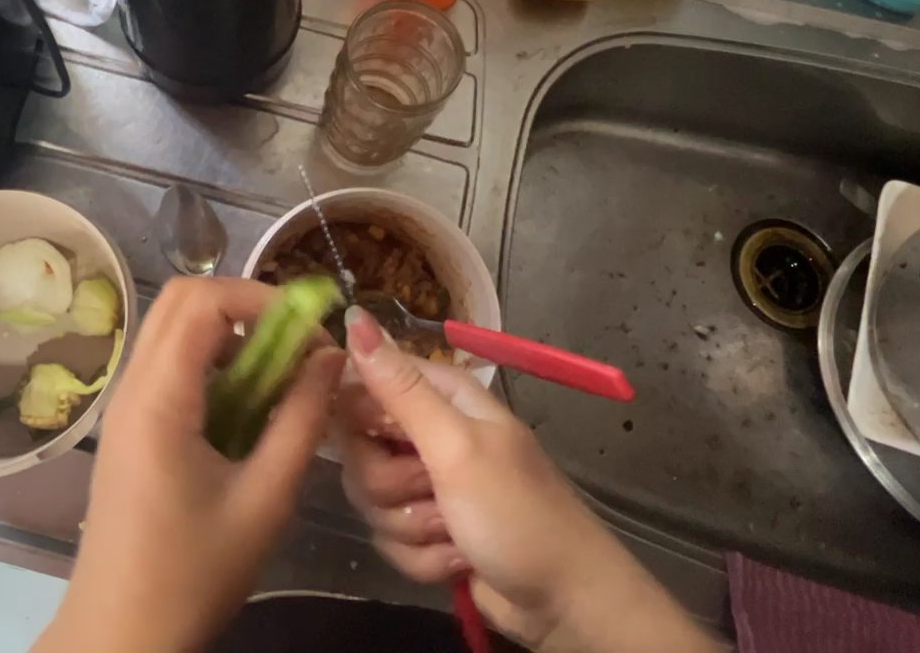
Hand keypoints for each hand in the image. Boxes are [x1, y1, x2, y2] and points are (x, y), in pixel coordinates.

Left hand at [35, 278, 344, 652]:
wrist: (117, 637)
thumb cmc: (192, 574)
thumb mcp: (265, 498)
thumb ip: (302, 419)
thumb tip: (333, 356)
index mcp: (159, 398)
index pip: (203, 300)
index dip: (261, 297)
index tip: (309, 332)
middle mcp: (133, 385)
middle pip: (181, 299)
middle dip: (244, 304)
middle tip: (294, 341)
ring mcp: (125, 403)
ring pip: (173, 327)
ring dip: (228, 331)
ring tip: (277, 372)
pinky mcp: (130, 423)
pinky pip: (170, 361)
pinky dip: (211, 359)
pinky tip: (245, 402)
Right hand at [337, 307, 716, 652]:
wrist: (565, 603)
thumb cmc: (517, 513)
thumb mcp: (457, 446)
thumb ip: (400, 389)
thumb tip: (354, 316)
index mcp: (439, 394)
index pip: (362, 381)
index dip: (357, 415)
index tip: (378, 440)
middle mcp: (428, 429)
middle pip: (359, 447)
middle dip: (388, 484)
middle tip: (431, 492)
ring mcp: (424, 481)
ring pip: (370, 497)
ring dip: (410, 525)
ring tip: (454, 531)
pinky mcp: (424, 527)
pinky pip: (387, 535)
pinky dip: (421, 555)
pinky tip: (457, 558)